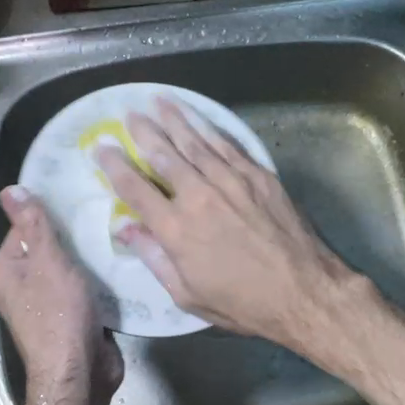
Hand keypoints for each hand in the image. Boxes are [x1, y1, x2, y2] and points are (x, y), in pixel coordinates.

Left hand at [0, 186, 123, 404]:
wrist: (80, 374)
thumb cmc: (59, 315)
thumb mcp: (47, 262)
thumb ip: (33, 225)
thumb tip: (9, 189)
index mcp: (6, 271)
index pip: (25, 228)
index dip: (50, 213)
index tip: (81, 198)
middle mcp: (22, 286)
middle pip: (49, 247)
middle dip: (75, 234)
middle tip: (105, 212)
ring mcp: (48, 304)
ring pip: (70, 268)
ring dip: (91, 257)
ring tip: (117, 234)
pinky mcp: (72, 317)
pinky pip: (85, 288)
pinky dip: (100, 279)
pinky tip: (121, 264)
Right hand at [95, 97, 368, 354]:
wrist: (303, 292)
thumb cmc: (243, 303)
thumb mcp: (187, 295)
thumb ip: (154, 258)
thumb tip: (124, 229)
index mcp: (176, 230)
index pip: (135, 189)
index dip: (114, 166)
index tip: (101, 148)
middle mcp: (199, 196)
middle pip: (163, 154)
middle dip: (143, 131)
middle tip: (129, 114)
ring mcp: (231, 181)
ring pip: (196, 141)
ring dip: (175, 119)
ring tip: (159, 101)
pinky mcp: (258, 176)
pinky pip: (228, 145)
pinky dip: (210, 128)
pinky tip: (199, 118)